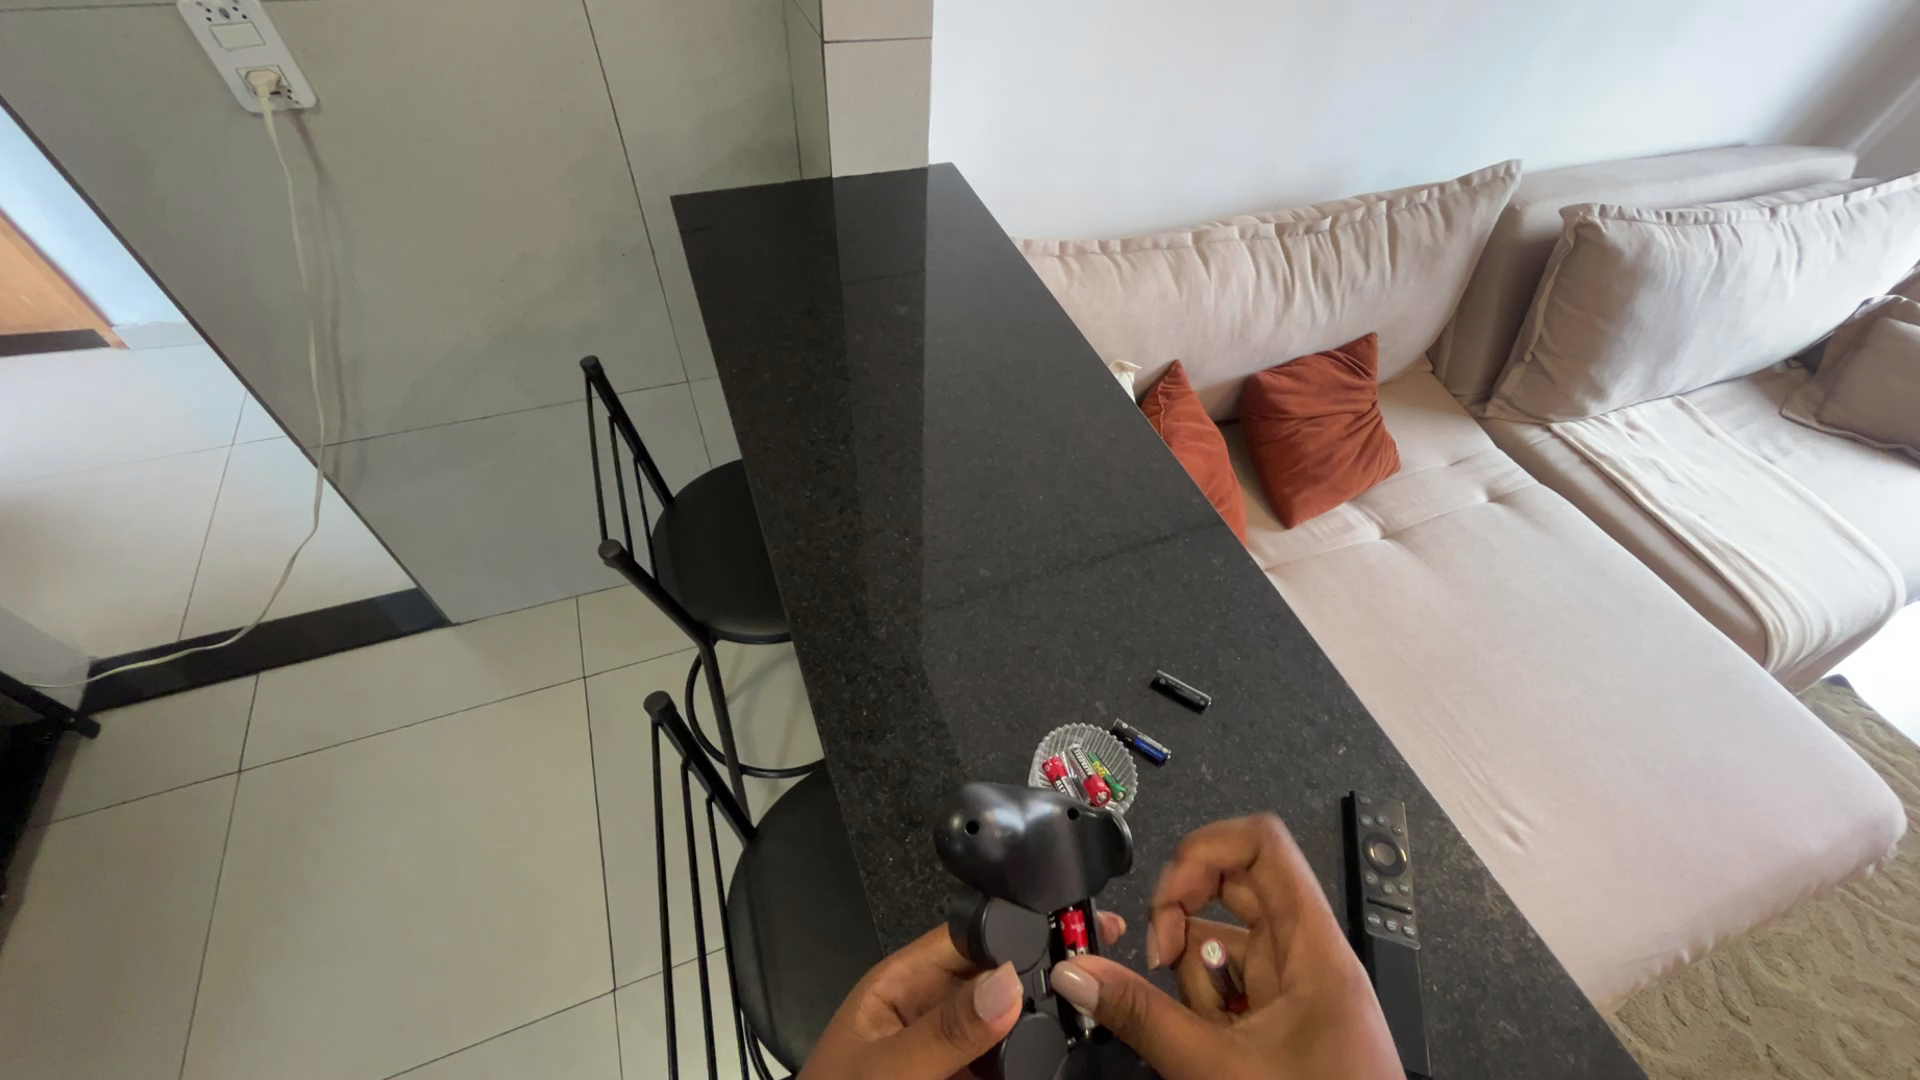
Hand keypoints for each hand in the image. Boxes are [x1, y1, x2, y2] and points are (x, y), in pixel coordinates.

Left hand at [801, 912, 1125, 1079]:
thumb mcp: (886, 1070)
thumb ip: (944, 1030)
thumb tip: (1008, 981)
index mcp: (906, 982)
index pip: (971, 939)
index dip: (1018, 933)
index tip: (1071, 938)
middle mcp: (934, 1010)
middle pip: (1000, 983)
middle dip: (1043, 984)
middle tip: (1092, 990)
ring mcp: (954, 1053)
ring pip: (1012, 1029)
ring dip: (1045, 1030)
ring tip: (1086, 1028)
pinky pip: (1008, 1065)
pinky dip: (1034, 1066)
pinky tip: (1060, 1065)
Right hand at [1048, 815, 1400, 1079]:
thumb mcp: (1219, 1070)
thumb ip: (1141, 1016)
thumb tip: (1077, 974)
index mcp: (1311, 945)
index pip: (1262, 843)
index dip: (1206, 847)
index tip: (1169, 895)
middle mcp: (1304, 953)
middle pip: (1229, 886)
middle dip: (1182, 918)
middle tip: (1159, 959)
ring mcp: (1291, 985)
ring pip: (1222, 938)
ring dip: (1193, 978)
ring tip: (1201, 1034)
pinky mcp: (1280, 1016)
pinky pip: (1228, 981)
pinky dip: (1204, 1006)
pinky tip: (1211, 1049)